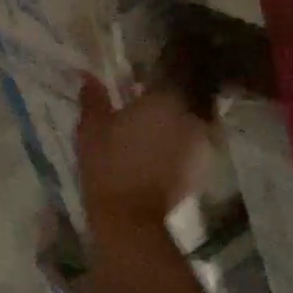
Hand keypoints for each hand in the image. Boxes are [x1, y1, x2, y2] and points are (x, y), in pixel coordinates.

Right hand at [76, 78, 209, 233]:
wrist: (129, 215)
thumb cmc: (107, 165)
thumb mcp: (91, 129)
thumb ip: (93, 99)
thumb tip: (89, 77)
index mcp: (163, 100)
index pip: (164, 78)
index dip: (149, 84)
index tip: (134, 91)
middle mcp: (190, 116)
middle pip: (180, 102)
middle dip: (164, 106)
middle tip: (141, 116)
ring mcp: (201, 143)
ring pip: (188, 125)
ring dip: (174, 128)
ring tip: (151, 138)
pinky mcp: (203, 167)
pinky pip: (192, 149)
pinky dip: (179, 150)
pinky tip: (160, 159)